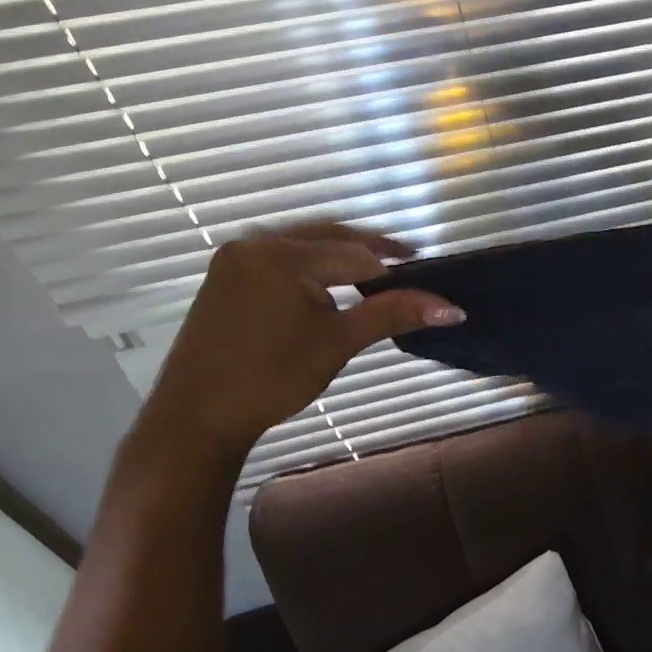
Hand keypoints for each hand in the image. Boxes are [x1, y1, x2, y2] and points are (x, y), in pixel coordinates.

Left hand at [138, 224, 461, 452]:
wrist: (198, 414)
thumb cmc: (272, 376)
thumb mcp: (339, 342)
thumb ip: (394, 314)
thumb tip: (453, 308)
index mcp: (283, 256)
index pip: (357, 255)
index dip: (396, 272)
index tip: (428, 283)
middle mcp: (256, 244)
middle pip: (331, 237)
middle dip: (372, 251)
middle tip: (412, 266)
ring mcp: (236, 258)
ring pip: (306, 244)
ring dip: (343, 255)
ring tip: (378, 277)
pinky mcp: (227, 277)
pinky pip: (282, 257)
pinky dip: (315, 265)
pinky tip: (333, 287)